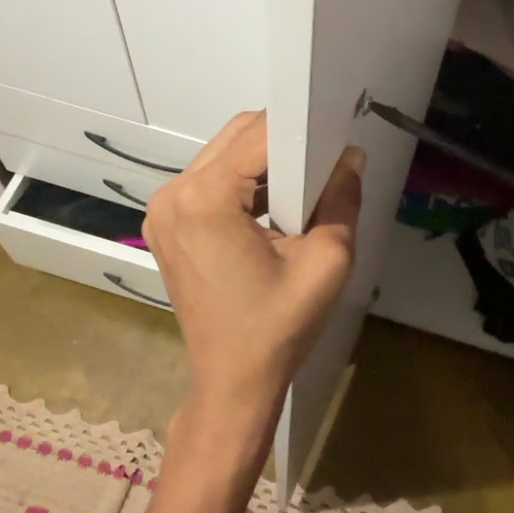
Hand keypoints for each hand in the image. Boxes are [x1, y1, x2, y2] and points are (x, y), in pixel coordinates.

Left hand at [143, 111, 363, 427]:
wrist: (233, 382)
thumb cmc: (278, 328)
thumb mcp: (326, 263)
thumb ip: (342, 200)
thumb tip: (351, 156)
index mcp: (205, 199)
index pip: (259, 134)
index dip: (300, 130)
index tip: (332, 137)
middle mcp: (174, 194)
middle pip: (236, 136)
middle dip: (281, 143)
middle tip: (319, 166)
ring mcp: (162, 208)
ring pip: (222, 154)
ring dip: (261, 161)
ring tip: (298, 188)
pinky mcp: (165, 222)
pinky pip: (208, 179)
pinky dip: (241, 182)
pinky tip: (269, 207)